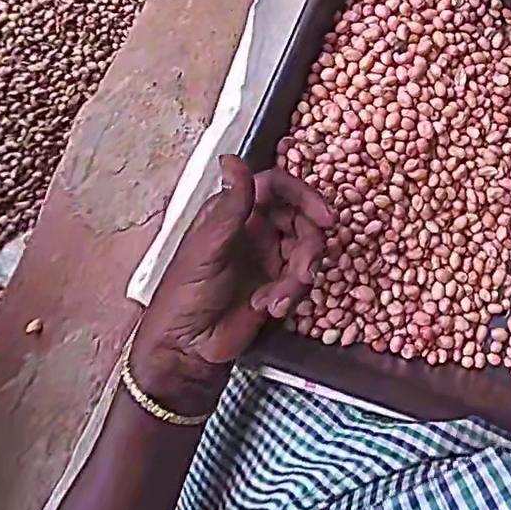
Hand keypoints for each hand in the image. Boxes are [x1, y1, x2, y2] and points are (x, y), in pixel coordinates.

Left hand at [130, 155, 335, 416]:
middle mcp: (256, 227)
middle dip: (309, 245)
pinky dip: (292, 294)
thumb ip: (229, 204)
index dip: (304, 196)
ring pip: (306, 250)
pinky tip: (270, 308)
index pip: (279, 187)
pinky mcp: (277, 284)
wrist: (185, 351)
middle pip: (301, 219)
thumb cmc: (186, 294)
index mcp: (236, 211)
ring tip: (278, 299)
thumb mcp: (208, 247)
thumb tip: (231, 158)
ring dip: (299, 275)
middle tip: (305, 271)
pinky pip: (301, 279)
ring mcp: (268, 256)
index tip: (325, 217)